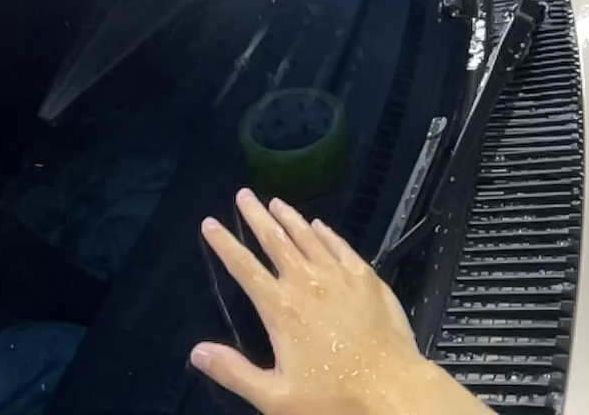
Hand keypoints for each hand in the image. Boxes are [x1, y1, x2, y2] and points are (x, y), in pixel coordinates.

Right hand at [192, 190, 489, 414]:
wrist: (390, 389)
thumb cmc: (332, 398)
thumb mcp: (275, 397)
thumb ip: (234, 371)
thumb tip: (198, 351)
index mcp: (281, 308)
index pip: (244, 268)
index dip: (225, 243)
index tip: (210, 223)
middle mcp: (306, 281)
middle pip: (275, 240)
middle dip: (256, 216)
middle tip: (244, 194)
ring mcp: (338, 274)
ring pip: (307, 236)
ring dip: (289, 217)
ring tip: (275, 201)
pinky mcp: (364, 276)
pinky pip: (340, 245)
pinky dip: (325, 232)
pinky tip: (318, 224)